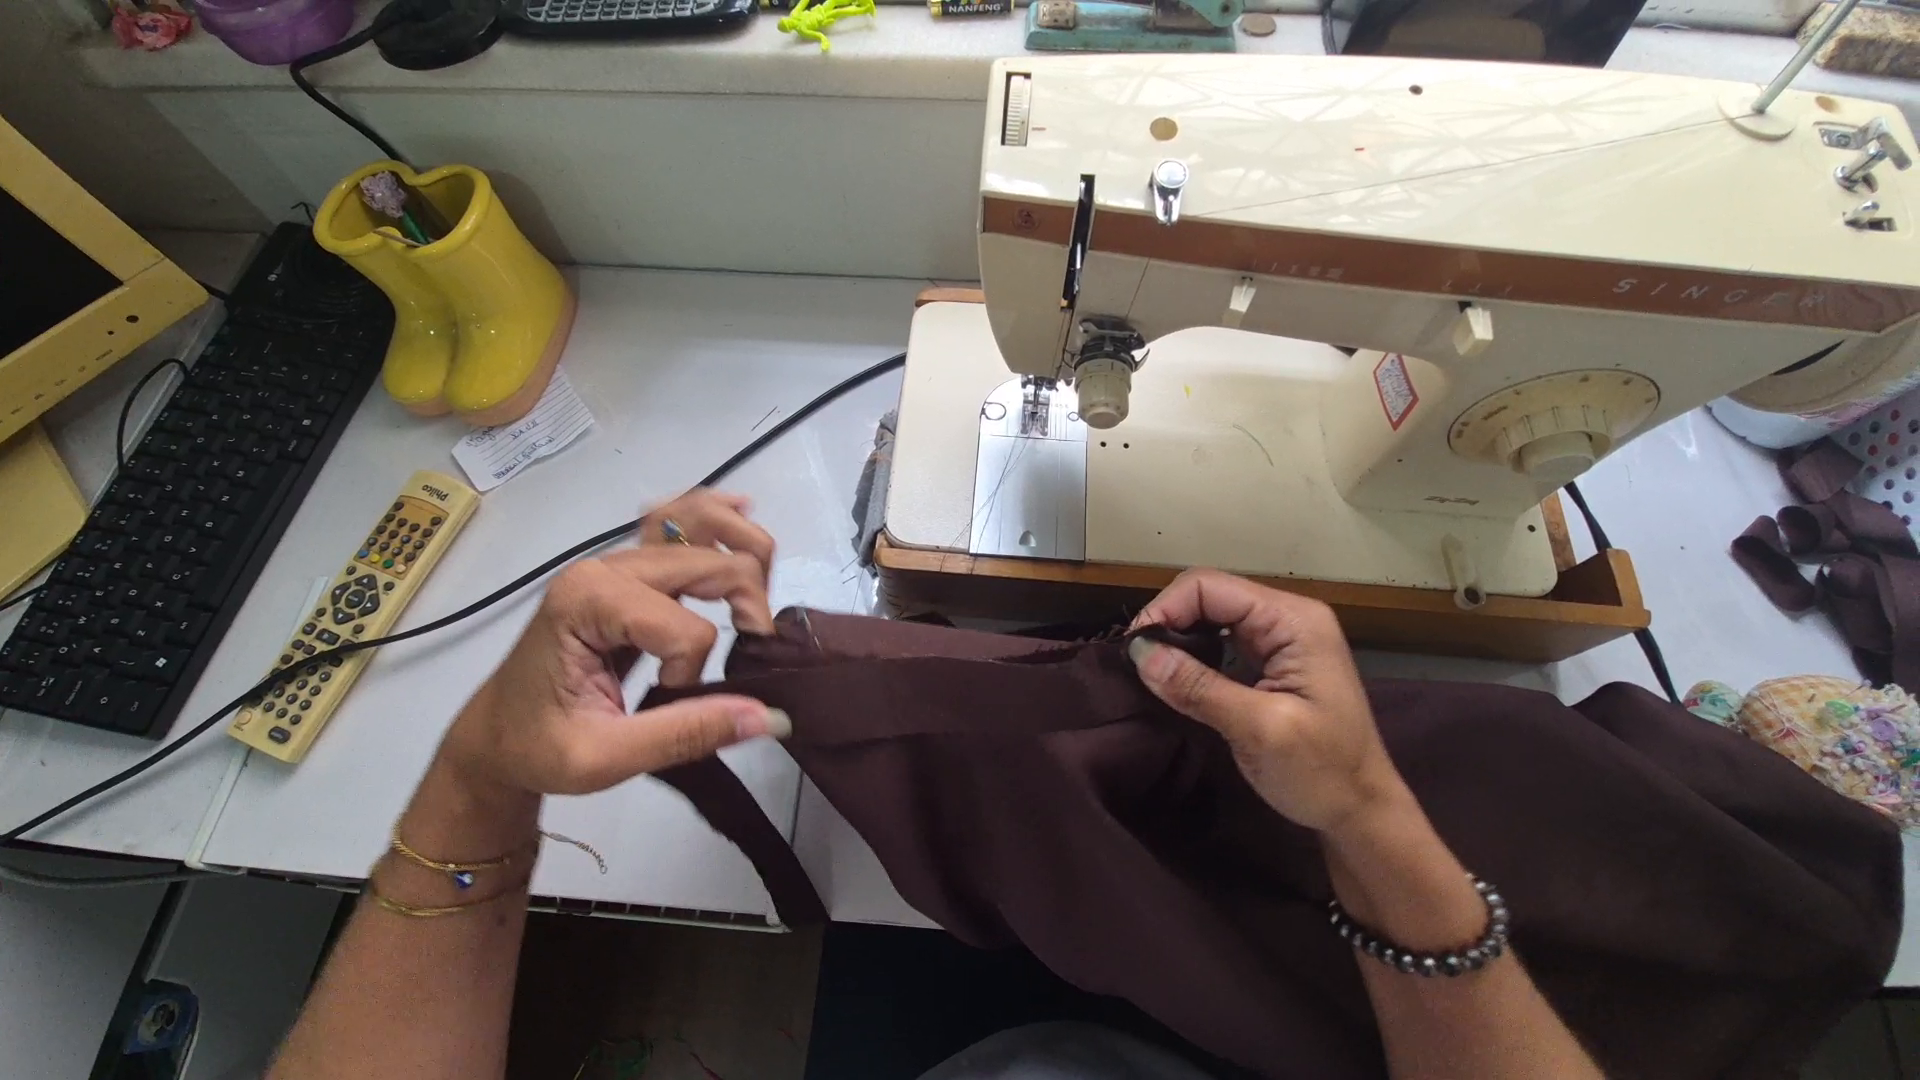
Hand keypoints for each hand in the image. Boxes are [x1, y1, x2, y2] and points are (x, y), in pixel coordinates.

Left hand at [439, 490, 787, 797]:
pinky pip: (678, 519)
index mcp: (588, 603)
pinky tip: (743, 512)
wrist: (496, 737)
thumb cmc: (538, 747)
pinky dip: (716, 517)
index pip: (687, 628)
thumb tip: (771, 716)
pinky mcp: (629, 568)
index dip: (691, 674)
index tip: (662, 702)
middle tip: (749, 651)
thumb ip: (686, 734)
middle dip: (745, 607)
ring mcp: (617, 561)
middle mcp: (605, 567)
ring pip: (702, 525)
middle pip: (711, 564)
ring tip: (755, 604)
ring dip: (746, 557)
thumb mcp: (605, 758)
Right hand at [1128, 568, 1404, 834]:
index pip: (1210, 587)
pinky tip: (1179, 675)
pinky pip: (1221, 638)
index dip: (1166, 609)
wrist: (1363, 813)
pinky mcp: (1273, 658)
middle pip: (1209, 594)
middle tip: (1139, 663)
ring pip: (1212, 614)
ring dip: (1178, 636)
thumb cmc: (1323, 773)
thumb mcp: (1259, 730)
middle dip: (1169, 621)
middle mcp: (1288, 617)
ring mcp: (1282, 637)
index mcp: (1293, 621)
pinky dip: (1194, 651)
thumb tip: (1139, 654)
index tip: (1134, 650)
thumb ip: (1199, 688)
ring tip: (1153, 669)